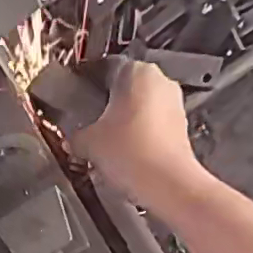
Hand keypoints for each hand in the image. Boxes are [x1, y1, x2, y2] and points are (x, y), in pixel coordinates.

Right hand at [68, 61, 201, 199]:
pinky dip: (138, 139)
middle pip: (124, 90)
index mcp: (136, 71)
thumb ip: (76, 137)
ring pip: (140, 109)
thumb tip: (72, 140)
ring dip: (123, 124)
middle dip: (106, 108)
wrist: (166, 184)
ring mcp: (173, 105)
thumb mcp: (88, 143)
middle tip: (88, 127)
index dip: (87, 84)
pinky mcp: (180, 129)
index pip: (105, 68)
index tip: (77, 97)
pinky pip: (152, 128)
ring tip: (105, 147)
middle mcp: (160, 81)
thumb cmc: (131, 152)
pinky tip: (124, 157)